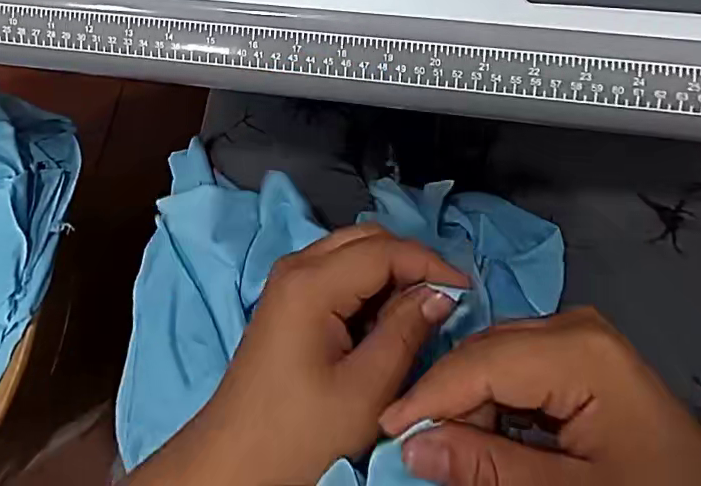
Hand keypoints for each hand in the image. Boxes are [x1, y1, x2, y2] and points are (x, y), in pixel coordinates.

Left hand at [129, 225, 466, 485]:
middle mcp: (296, 265)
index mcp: (311, 282)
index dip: (428, 262)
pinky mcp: (288, 295)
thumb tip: (439, 293)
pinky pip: (337, 268)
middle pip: (366, 238)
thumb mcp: (365, 391)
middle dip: (409, 260)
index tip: (465, 289)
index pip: (382, 249)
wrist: (236, 461)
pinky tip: (386, 314)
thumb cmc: (299, 435)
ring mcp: (289, 278)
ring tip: (422, 307)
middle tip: (444, 297)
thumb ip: (404, 332)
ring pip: (352, 248)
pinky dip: (368, 281)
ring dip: (389, 268)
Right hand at [379, 308, 700, 485]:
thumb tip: (413, 445)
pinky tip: (488, 440)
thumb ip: (490, 468)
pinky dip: (498, 407)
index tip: (384, 428)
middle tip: (420, 452)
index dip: (428, 395)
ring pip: (498, 361)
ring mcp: (582, 340)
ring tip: (456, 453)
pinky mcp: (585, 361)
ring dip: (472, 407)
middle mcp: (575, 327)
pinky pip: (521, 372)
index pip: (481, 361)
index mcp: (580, 347)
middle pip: (487, 353)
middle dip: (451, 402)